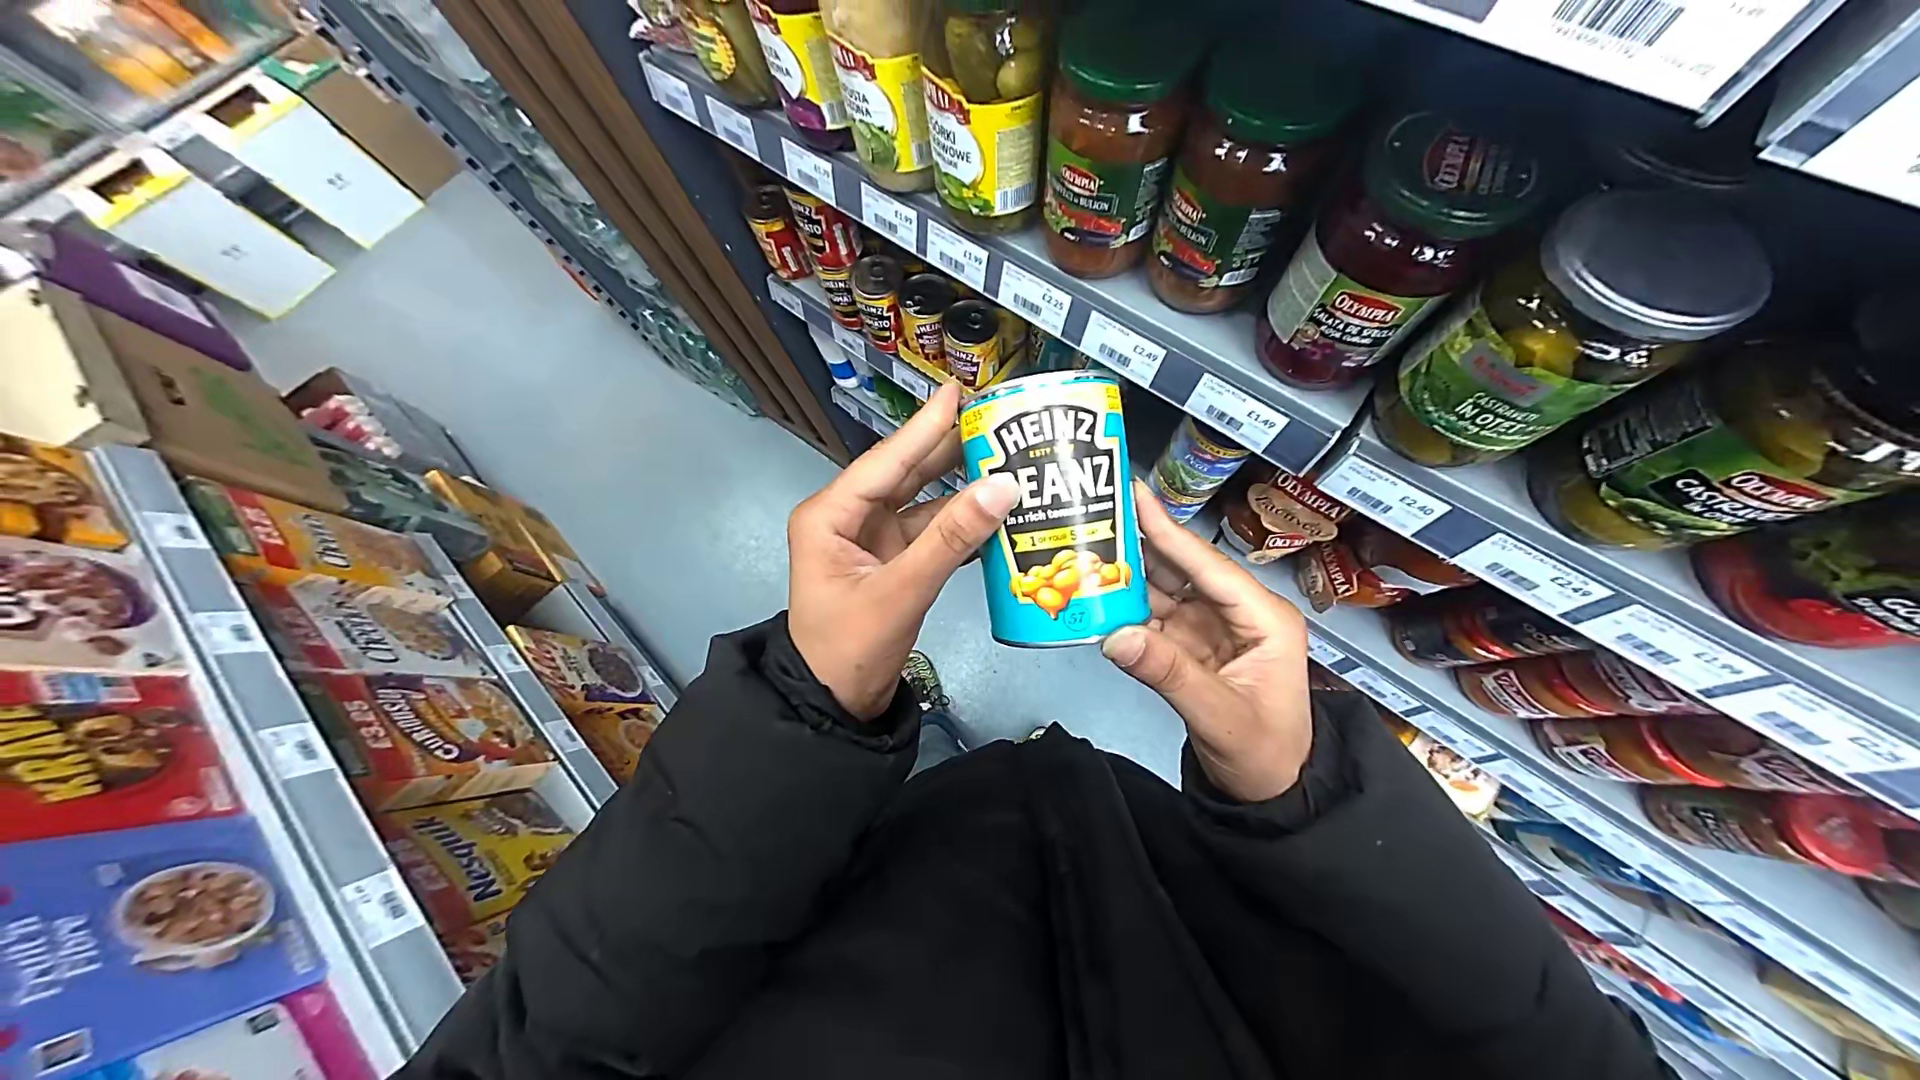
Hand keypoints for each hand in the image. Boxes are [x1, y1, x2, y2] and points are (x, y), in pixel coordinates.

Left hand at [788, 383, 1021, 719]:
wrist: (835, 705)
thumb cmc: (851, 648)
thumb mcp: (901, 592)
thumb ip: (952, 540)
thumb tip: (1004, 487)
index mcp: (830, 515)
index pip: (885, 461)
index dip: (925, 427)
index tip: (960, 392)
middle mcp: (849, 518)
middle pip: (904, 475)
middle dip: (946, 449)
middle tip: (992, 419)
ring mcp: (872, 540)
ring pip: (921, 503)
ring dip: (960, 487)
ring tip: (1004, 457)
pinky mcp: (892, 562)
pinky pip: (930, 533)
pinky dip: (960, 524)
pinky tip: (993, 511)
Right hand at [1101, 482, 1313, 801]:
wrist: (1270, 793)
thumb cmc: (1264, 753)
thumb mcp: (1220, 716)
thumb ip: (1169, 674)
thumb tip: (1114, 635)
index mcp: (1263, 618)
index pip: (1207, 565)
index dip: (1168, 530)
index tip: (1134, 494)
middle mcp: (1235, 612)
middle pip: (1181, 568)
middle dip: (1139, 543)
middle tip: (1096, 514)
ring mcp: (1208, 627)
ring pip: (1162, 589)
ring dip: (1126, 573)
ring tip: (1085, 546)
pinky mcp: (1188, 644)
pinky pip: (1151, 616)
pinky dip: (1123, 607)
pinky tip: (1095, 593)